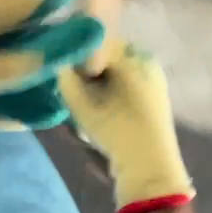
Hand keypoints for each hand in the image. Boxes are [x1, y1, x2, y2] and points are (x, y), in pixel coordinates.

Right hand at [58, 45, 194, 212]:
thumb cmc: (116, 130)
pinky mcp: (154, 99)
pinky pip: (124, 83)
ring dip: (96, 81)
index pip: (94, 40)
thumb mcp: (80, 101)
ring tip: (82, 100)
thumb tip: (57, 61)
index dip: (74, 52)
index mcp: (133, 56)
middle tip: (69, 85)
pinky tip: (99, 108)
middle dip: (85, 68)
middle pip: (104, 55)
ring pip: (114, 70)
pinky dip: (109, 90)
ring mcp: (153, 80)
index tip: (61, 67)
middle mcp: (146, 62)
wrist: (150, 171)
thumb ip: (63, 74)